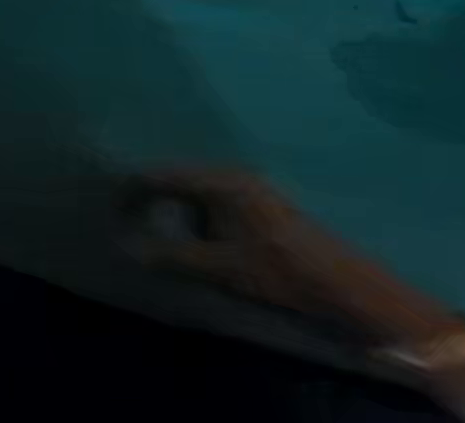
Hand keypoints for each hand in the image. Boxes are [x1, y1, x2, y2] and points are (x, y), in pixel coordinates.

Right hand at [124, 168, 454, 341]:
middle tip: (126, 218)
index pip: (158, 175)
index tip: (109, 209)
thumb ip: (172, 256)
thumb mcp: (223, 268)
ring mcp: (247, 187)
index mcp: (218, 181)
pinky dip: (193, 214)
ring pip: (193, 189)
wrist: (354, 290)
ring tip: (155, 228)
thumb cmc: (284, 273)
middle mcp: (230, 174)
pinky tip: (193, 237)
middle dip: (148, 196)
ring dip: (172, 206)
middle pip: (174, 177)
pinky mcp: (259, 203)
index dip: (130, 191)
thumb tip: (128, 249)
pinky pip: (210, 199)